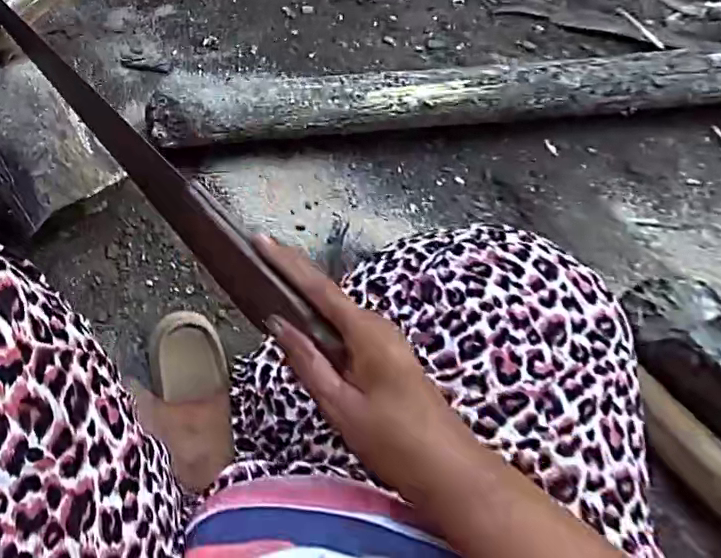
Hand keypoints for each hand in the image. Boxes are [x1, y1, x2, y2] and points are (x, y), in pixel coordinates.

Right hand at [256, 236, 488, 499]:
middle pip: (326, 292)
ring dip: (304, 296)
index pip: (316, 287)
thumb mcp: (341, 405)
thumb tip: (277, 323)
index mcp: (366, 332)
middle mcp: (377, 326)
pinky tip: (302, 323)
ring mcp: (385, 340)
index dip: (285, 261)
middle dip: (292, 271)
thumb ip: (306, 360)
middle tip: (259, 254)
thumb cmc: (399, 445)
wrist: (460, 480)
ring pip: (335, 311)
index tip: (260, 240)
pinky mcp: (387, 356)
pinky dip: (319, 317)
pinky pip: (344, 327)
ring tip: (271, 282)